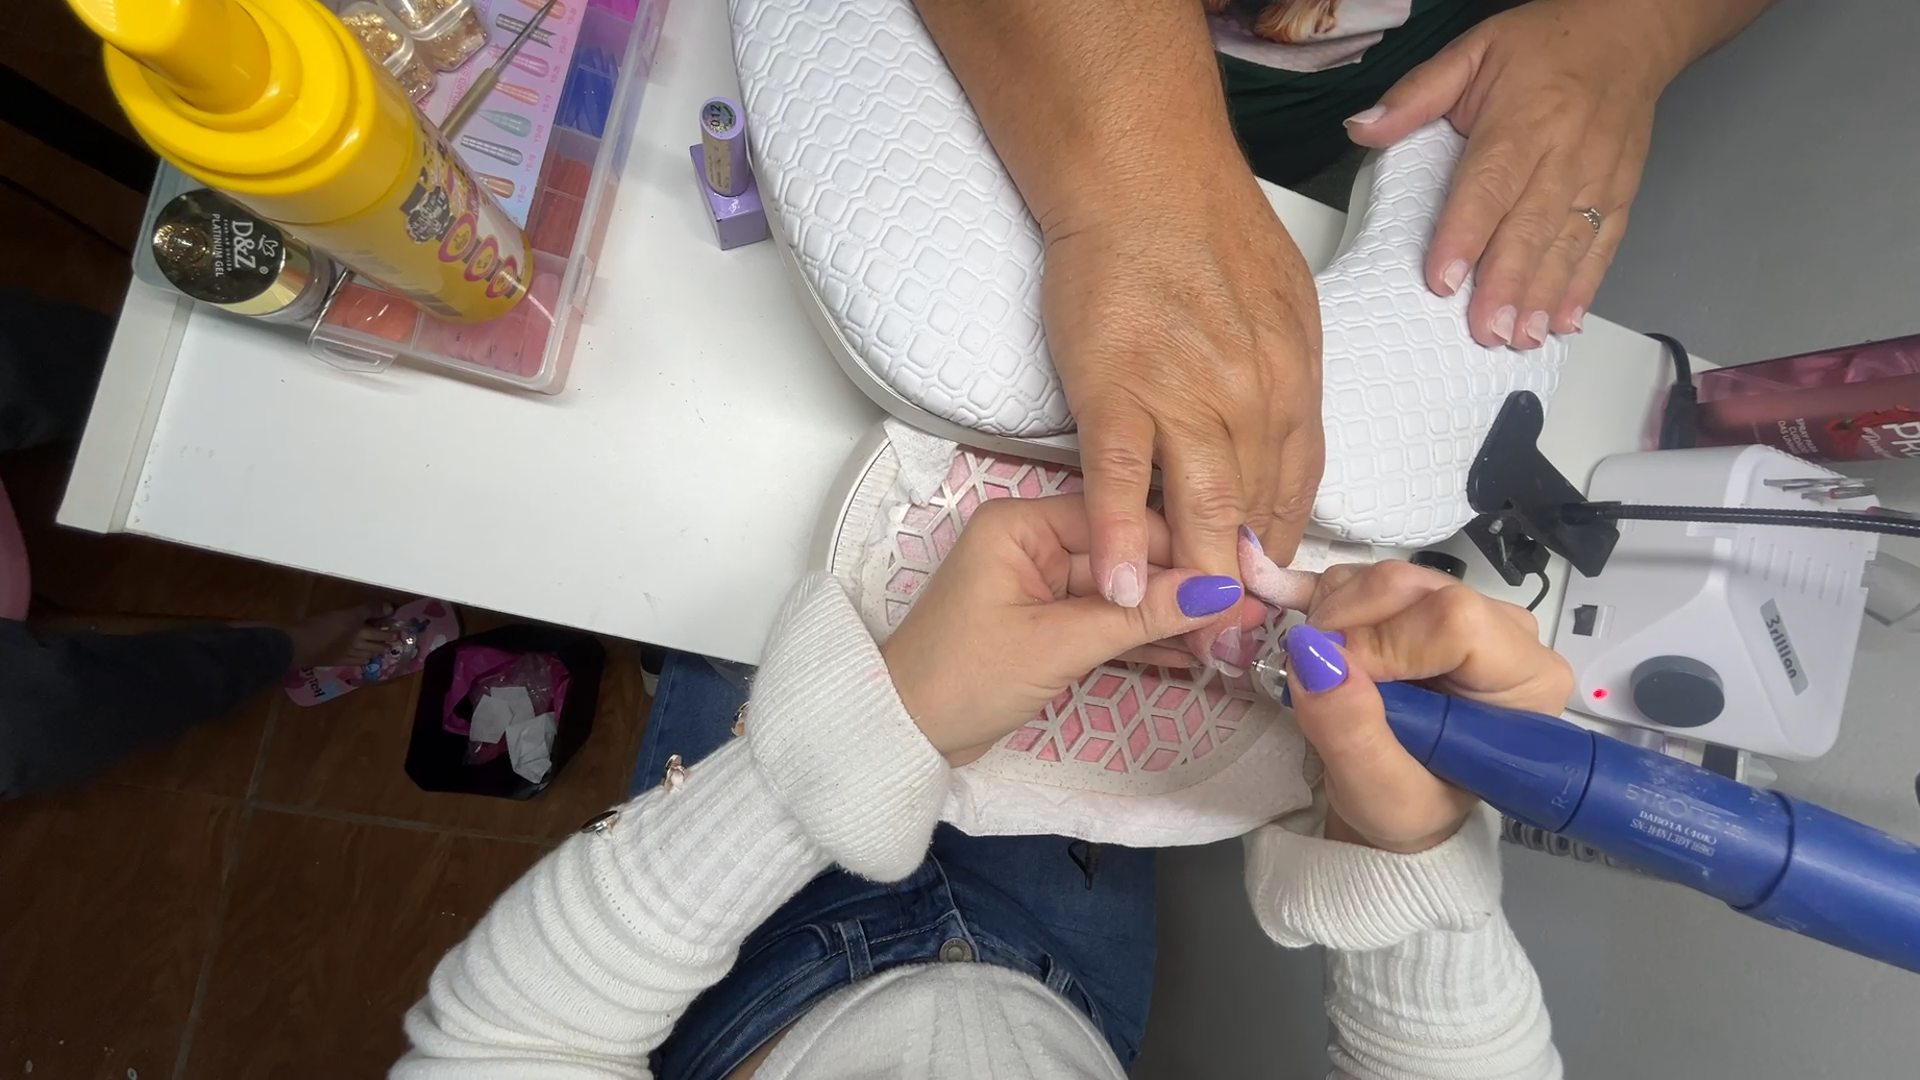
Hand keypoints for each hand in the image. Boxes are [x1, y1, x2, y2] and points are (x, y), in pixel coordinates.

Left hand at [880, 495, 1244, 764]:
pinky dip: (1141, 639)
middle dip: (1183, 589)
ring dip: (1169, 617)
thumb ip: (1137, 615)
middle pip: (1125, 558)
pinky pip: (1105, 622)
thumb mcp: (1056, 643)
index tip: (1241, 578)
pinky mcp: (1048, 623)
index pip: (1119, 521)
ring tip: (1233, 638)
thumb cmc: (965, 677)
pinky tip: (1192, 653)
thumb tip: (1220, 592)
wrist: (906, 734)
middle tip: (1247, 615)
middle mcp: (1035, 543)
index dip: (1182, 550)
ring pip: (1121, 593)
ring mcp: (1043, 585)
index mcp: (1023, 524)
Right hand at [1045, 180, 1323, 668]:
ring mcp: (1184, 398)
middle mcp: (1252, 400)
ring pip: (1197, 507)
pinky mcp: (1118, 392)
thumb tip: (1275, 435)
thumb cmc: (1205, 235)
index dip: (1281, 553)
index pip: (1295, 488)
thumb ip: (1282, 379)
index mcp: (1292, 383)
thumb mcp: (1280, 304)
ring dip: (1192, 581)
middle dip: (1245, 587)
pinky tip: (1119, 587)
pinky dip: (1121, 537)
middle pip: (1253, 511)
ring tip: (1186, 640)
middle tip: (1233, 646)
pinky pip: (1123, 477)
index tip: (1265, 597)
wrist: (1143, 180)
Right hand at [1280, 560, 1572, 852]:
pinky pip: (1352, 578)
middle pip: (1408, 587)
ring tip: (1322, 674)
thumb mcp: (1380, 791)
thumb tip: (1313, 656)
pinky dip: (1314, 602)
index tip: (1336, 683)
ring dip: (1327, 618)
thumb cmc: (1407, 803)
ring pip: (1374, 578)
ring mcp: (1451, 605)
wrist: (1393, 794)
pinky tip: (1304, 637)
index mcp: (1523, 678)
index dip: (1380, 642)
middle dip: (1344, 626)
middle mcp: (1500, 629)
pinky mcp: (1407, 599)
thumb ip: (1350, 729)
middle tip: (1317, 678)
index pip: (1453, 620)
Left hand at [1345, 0, 1681, 348]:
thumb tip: (1362, 126)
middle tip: (1484, 331)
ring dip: (1542, 297)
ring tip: (1518, 338)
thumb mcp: (1471, 52)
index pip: (1487, 188)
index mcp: (1523, 122)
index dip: (1464, 237)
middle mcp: (1565, 152)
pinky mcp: (1619, 191)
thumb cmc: (1546, 46)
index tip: (1442, 280)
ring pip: (1568, 244)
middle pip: (1529, 228)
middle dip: (1505, 285)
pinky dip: (1584, 286)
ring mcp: (1597, 175)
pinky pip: (1603, 243)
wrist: (1635, 24)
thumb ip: (1415, 95)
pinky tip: (1562, 322)